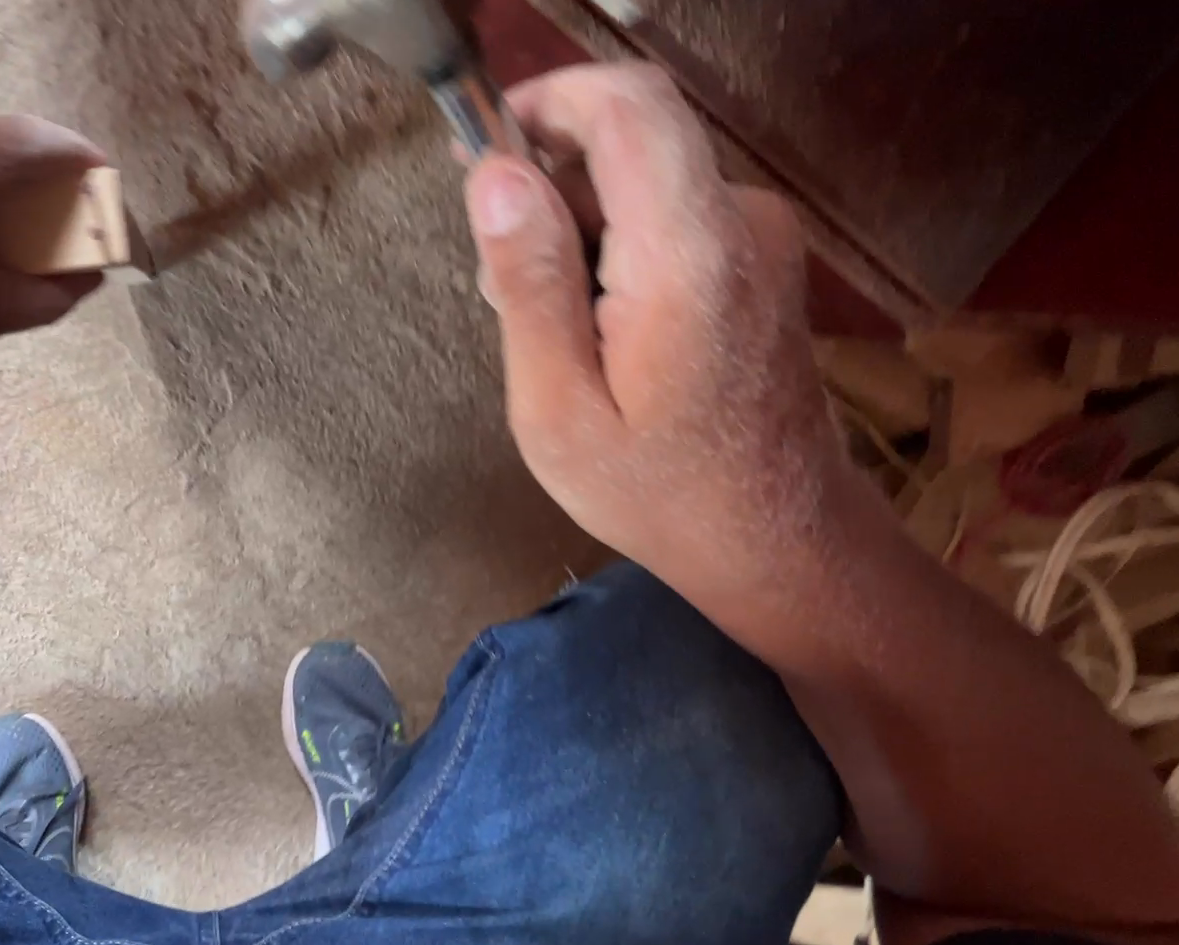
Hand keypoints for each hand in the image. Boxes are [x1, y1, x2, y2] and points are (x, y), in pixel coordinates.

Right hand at [464, 63, 855, 597]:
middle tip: (501, 288)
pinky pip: (666, 221)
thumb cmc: (650, 489)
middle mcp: (740, 222)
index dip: (547, 100)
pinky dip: (611, 253)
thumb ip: (530, 285)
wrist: (771, 539)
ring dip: (574, 232)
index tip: (479, 147)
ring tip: (547, 332)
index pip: (628, 106)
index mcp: (686, 255)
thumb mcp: (557, 405)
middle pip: (629, 144)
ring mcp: (759, 241)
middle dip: (548, 190)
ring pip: (641, 186)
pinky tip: (593, 334)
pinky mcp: (757, 263)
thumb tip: (495, 177)